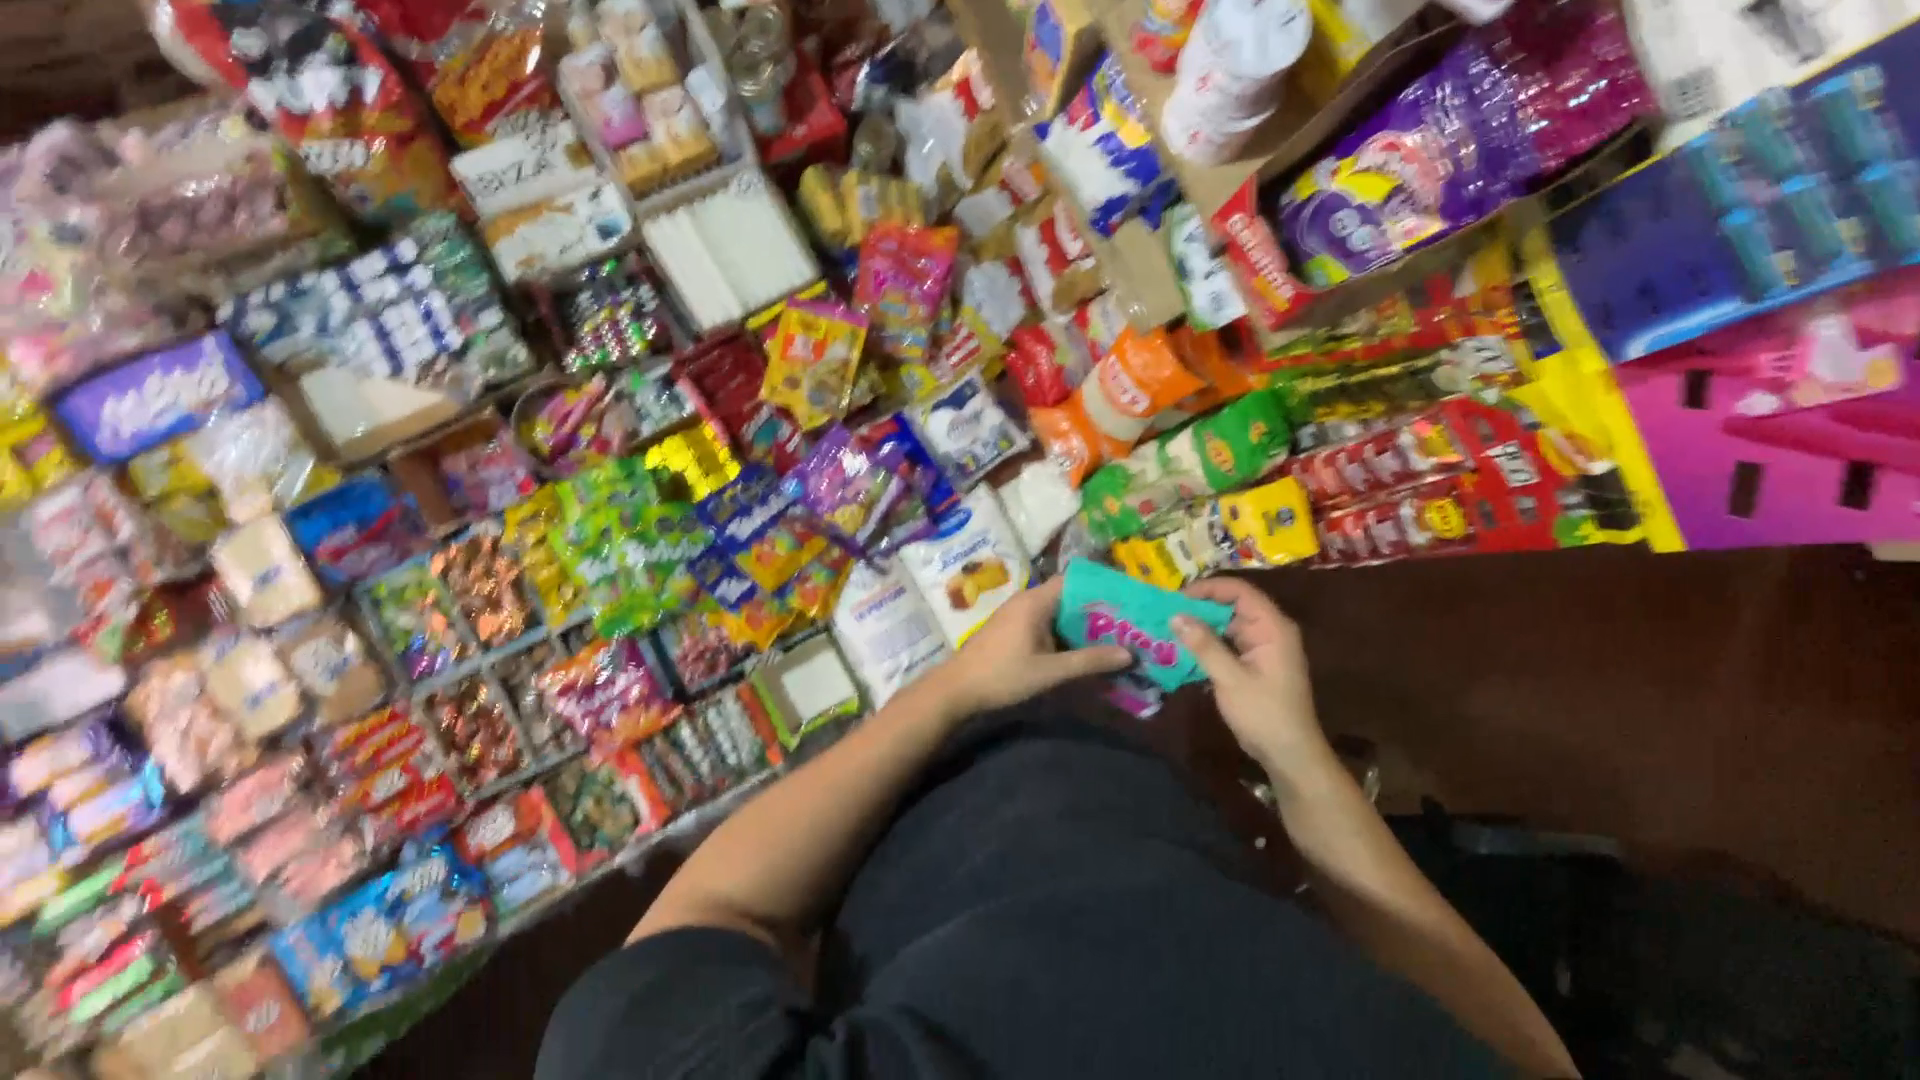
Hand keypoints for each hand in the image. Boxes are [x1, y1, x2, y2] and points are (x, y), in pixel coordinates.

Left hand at [931, 575, 1131, 716]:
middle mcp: (1027, 600)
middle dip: (1098, 610)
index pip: (1076, 580)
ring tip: (1113, 638)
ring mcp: (1018, 615)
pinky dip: (1065, 633)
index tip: (1128, 600)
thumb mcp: (1049, 671)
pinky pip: (1046, 623)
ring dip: (1082, 624)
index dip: (1102, 588)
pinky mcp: (1012, 630)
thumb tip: (1129, 654)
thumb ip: (1089, 661)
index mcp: (1036, 601)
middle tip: (1128, 624)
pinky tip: (1082, 650)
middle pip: (1070, 596)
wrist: (956, 689)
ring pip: (1058, 612)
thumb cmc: (1002, 675)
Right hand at [1172, 577, 1326, 774]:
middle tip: (1166, 613)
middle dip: (1200, 607)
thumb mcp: (1230, 678)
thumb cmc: (1264, 713)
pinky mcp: (1255, 665)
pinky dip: (1208, 645)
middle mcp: (1270, 631)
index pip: (1240, 591)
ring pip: (1228, 626)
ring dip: (1201, 627)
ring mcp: (1264, 649)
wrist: (1289, 754)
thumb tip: (1176, 615)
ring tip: (1169, 629)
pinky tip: (1183, 651)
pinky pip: (1229, 645)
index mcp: (1272, 627)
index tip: (1177, 597)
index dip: (1208, 588)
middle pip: (1232, 606)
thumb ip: (1203, 645)